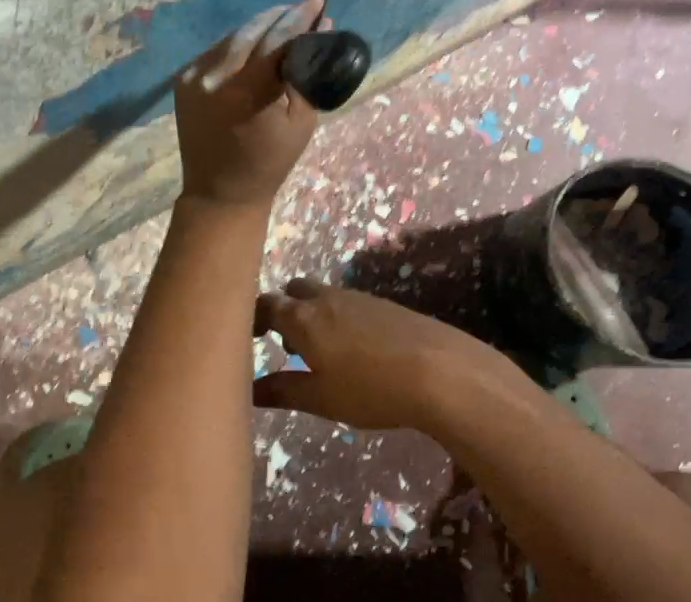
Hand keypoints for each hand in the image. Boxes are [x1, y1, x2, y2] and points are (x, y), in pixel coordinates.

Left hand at [173, 0, 323, 208]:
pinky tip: (253, 42)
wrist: (219, 191)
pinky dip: (236, 45)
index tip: (317, 1)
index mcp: (247, 92)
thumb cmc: (270, 161)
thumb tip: (320, 29)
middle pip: (251, 32)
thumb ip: (307, 71)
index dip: (299, 18)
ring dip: (257, 27)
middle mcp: (215, 79)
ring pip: (231, 39)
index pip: (277, 40)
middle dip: (278, 16)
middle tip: (301, 7)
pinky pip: (215, 53)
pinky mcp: (181, 81)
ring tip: (280, 20)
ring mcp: (193, 78)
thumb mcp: (301, 120)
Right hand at [253, 278, 513, 431]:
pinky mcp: (385, 305)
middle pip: (294, 291)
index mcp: (302, 317)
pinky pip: (350, 304)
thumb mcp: (321, 398)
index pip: (266, 304)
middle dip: (285, 309)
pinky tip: (357, 352)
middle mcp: (326, 298)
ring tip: (322, 353)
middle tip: (286, 344)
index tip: (249, 337)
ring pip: (324, 296)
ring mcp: (358, 297)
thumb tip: (250, 389)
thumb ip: (283, 390)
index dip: (253, 317)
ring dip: (314, 315)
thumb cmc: (370, 387)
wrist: (441, 371)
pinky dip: (340, 319)